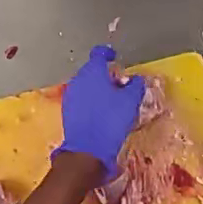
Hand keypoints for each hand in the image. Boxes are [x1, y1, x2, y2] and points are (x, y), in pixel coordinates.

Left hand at [54, 45, 144, 180]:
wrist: (88, 150)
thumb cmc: (111, 120)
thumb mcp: (131, 101)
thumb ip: (135, 85)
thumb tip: (135, 80)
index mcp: (93, 72)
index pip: (99, 54)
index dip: (108, 54)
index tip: (114, 57)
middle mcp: (78, 80)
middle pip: (92, 70)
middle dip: (105, 75)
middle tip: (119, 84)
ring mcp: (70, 96)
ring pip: (86, 85)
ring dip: (97, 88)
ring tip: (112, 101)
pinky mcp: (67, 111)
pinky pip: (81, 99)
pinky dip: (90, 101)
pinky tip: (101, 113)